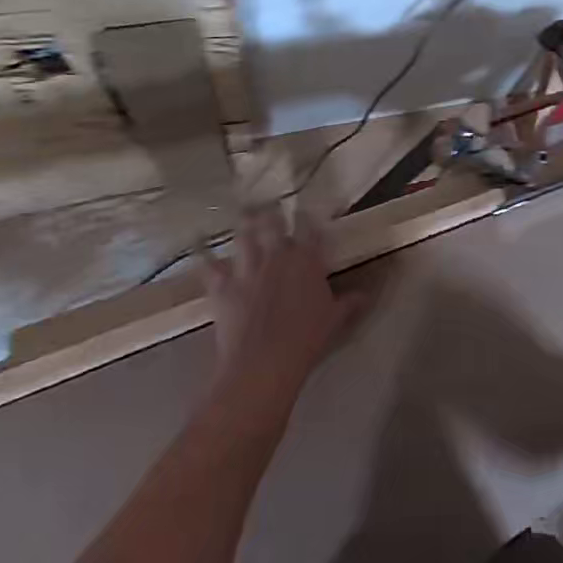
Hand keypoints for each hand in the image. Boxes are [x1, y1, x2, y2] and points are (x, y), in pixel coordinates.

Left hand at [206, 207, 374, 401]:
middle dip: (272, 212)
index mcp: (309, 262)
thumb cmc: (307, 338)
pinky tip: (196, 243)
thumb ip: (349, 302)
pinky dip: (204, 254)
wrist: (264, 360)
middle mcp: (279, 258)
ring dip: (244, 223)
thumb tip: (366, 294)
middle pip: (274, 225)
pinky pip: (209, 265)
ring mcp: (248, 269)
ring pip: (244, 236)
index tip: (308, 207)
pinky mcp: (222, 286)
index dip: (309, 216)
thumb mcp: (335, 319)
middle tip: (270, 202)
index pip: (311, 230)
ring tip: (244, 211)